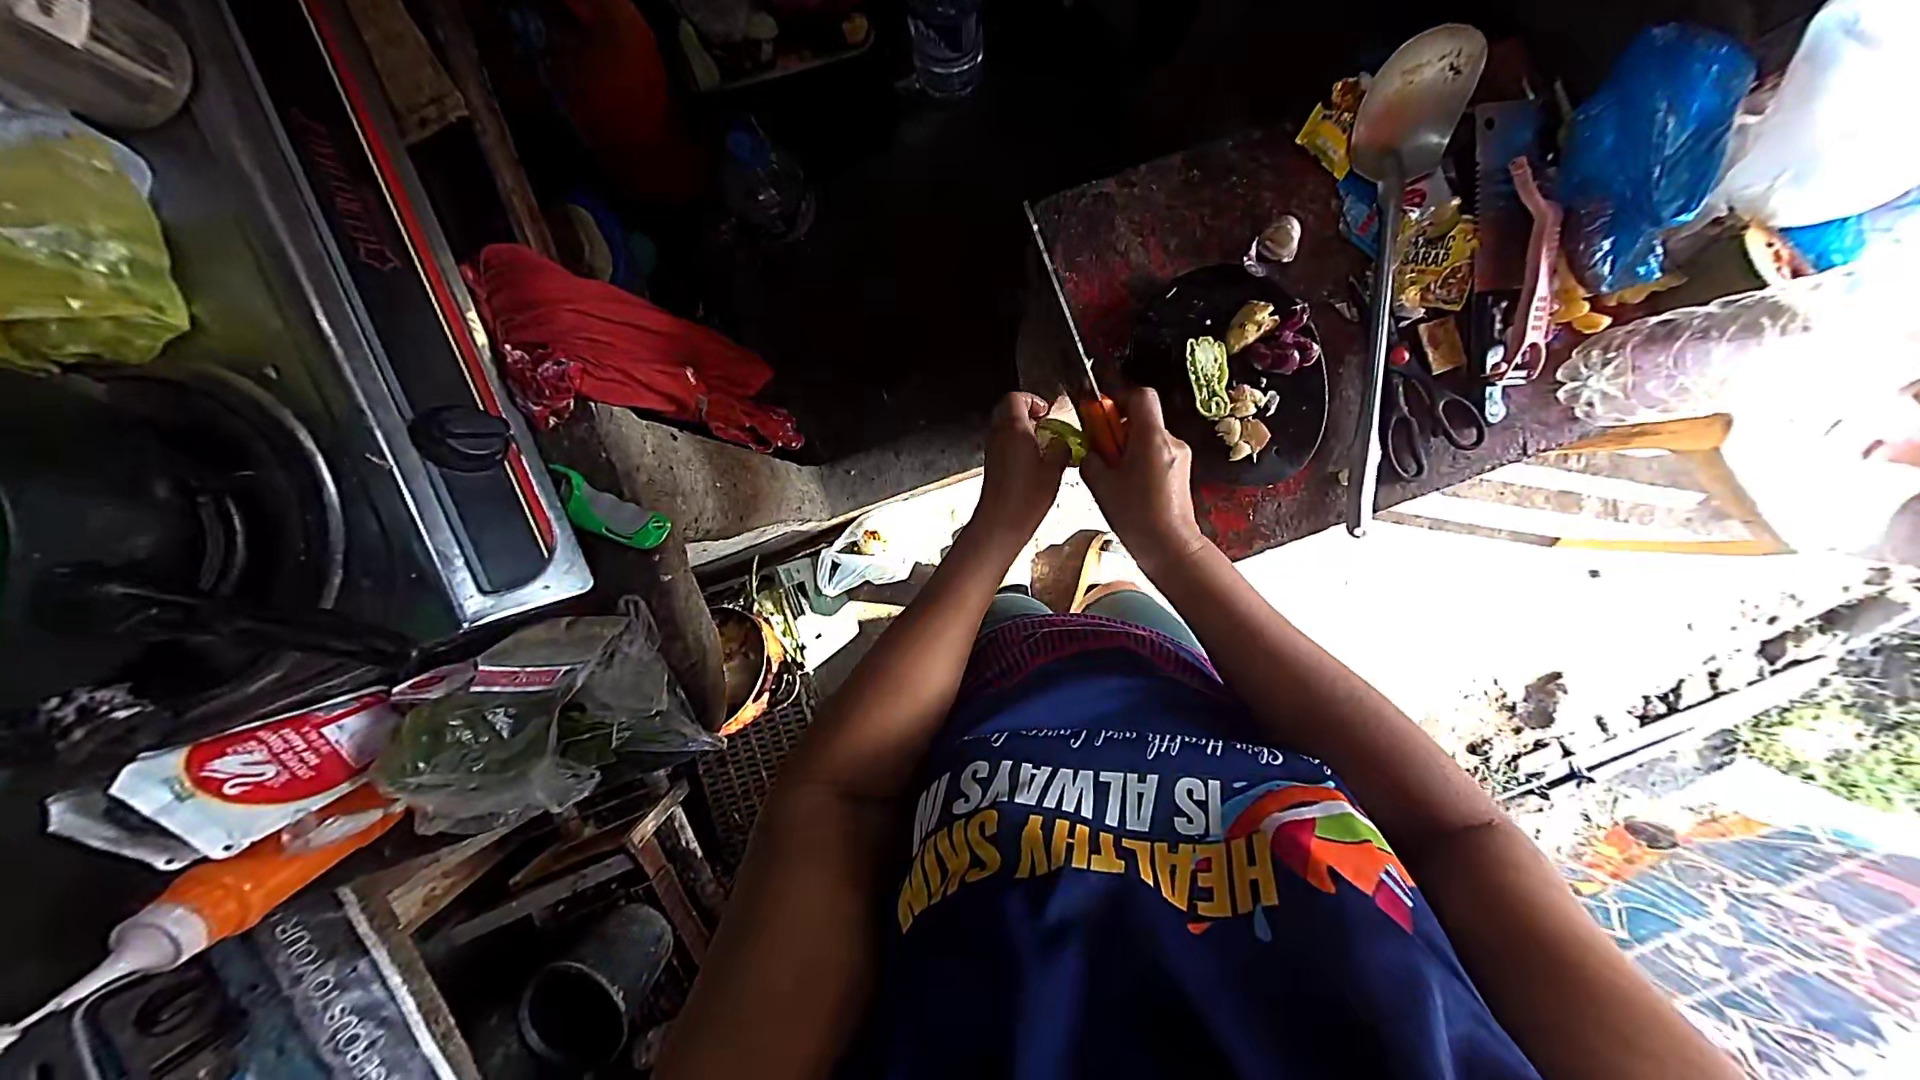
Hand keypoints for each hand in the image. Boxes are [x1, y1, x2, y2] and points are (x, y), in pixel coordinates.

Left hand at [971, 392, 1067, 548]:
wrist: (1001, 523)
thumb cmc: (1025, 498)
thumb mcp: (1054, 469)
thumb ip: (1062, 449)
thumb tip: (1064, 444)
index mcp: (1013, 428)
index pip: (1016, 398)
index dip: (1033, 400)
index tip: (1047, 411)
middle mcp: (998, 436)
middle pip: (1008, 411)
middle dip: (1028, 414)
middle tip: (1047, 424)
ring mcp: (993, 451)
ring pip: (1005, 429)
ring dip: (1023, 431)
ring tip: (1044, 445)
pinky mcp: (992, 466)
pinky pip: (1004, 446)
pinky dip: (1018, 447)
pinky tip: (1035, 464)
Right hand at [1081, 387, 1209, 573]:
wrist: (1170, 546)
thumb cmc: (1137, 517)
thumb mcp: (1100, 485)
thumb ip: (1091, 458)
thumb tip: (1091, 449)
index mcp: (1152, 438)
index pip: (1141, 396)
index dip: (1118, 399)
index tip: (1101, 414)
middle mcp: (1171, 442)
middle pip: (1143, 418)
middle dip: (1118, 429)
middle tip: (1101, 452)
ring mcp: (1179, 456)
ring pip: (1148, 438)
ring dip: (1128, 448)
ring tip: (1114, 475)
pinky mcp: (1180, 471)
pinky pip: (1156, 454)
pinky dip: (1139, 461)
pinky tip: (1129, 486)